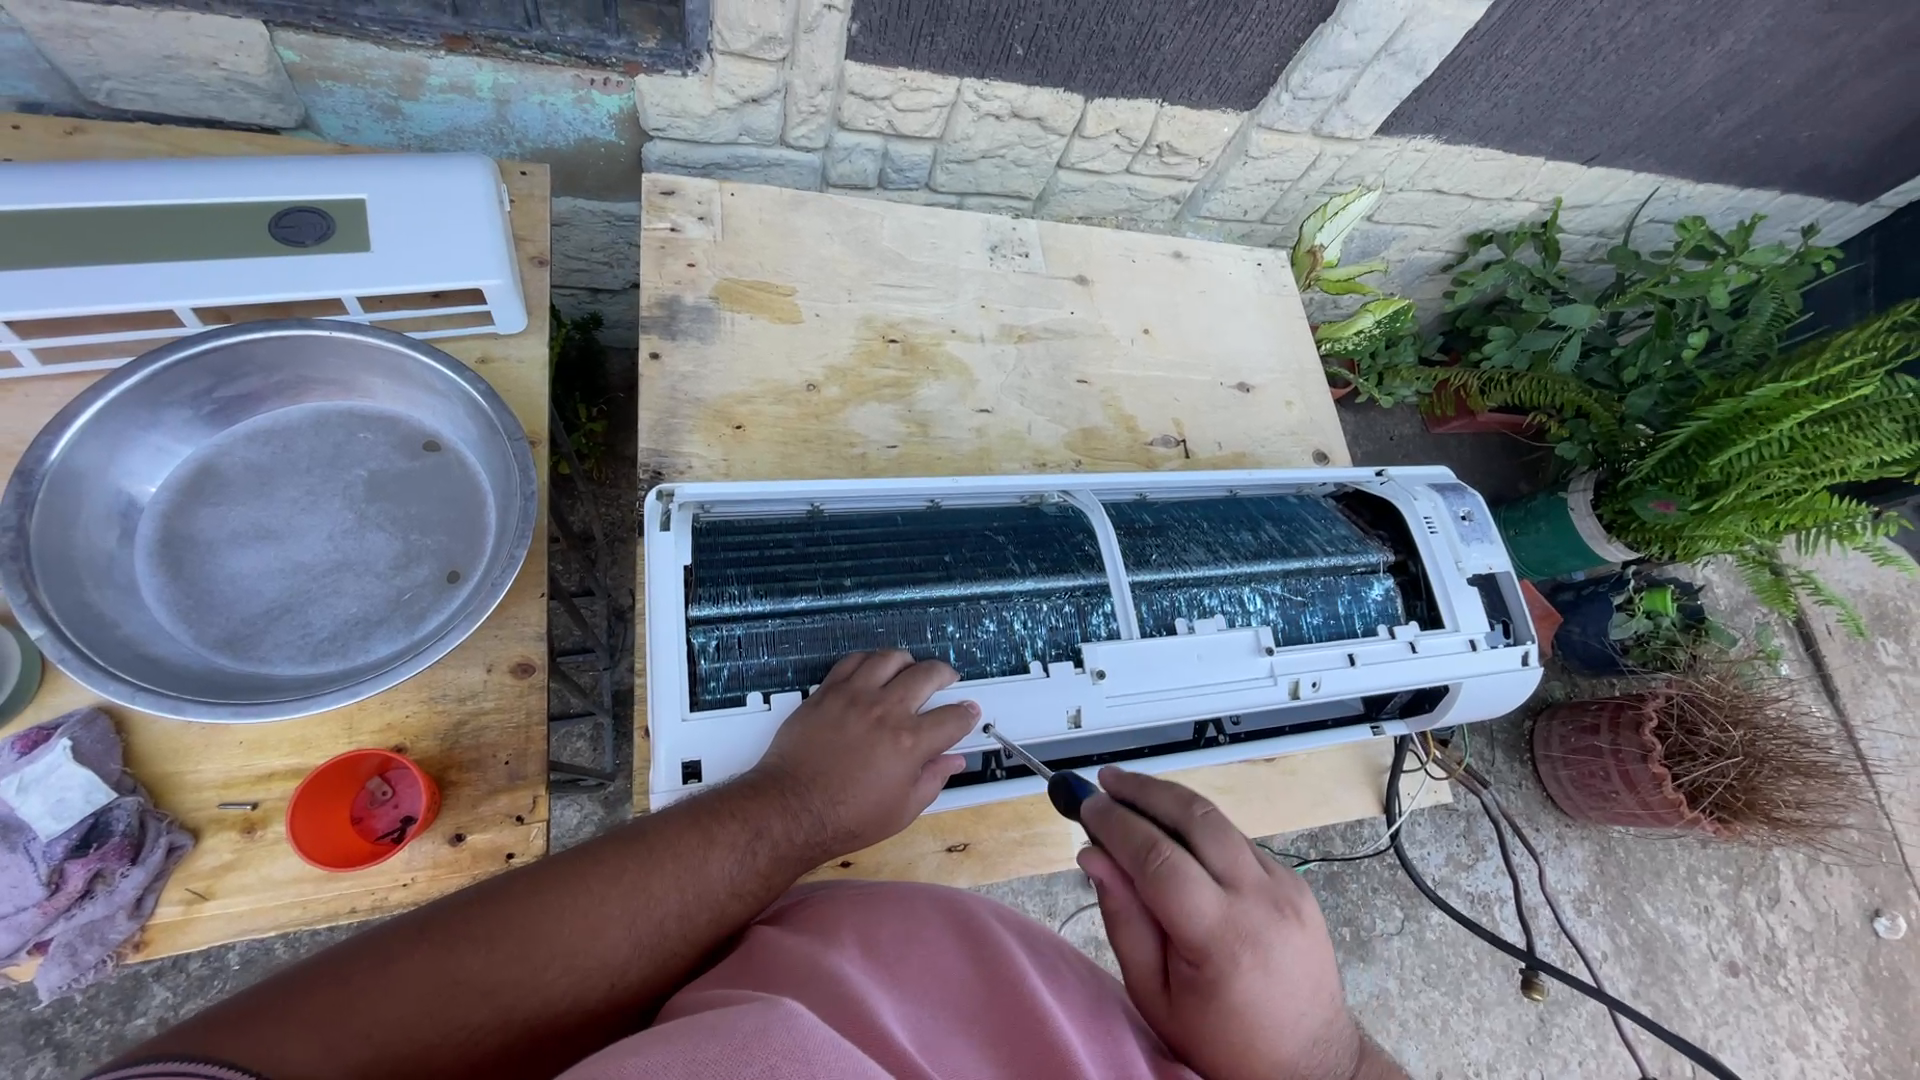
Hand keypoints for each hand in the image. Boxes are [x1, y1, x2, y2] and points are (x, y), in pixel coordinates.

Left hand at [745, 650, 978, 864]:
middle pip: (928, 674)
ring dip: (908, 661)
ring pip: (890, 658)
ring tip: (910, 669)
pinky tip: (873, 669)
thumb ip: (933, 779)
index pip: (953, 717)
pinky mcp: (827, 692)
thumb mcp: (902, 809)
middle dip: (946, 675)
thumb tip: (953, 761)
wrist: (791, 810)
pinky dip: (869, 660)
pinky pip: (853, 661)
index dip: (967, 713)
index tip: (968, 712)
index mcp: (909, 743)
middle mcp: (885, 711)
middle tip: (947, 680)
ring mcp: (854, 696)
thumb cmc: (846, 817)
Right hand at [1077, 768, 1403, 1079]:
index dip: (1116, 824)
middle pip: (1195, 816)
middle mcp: (1260, 898)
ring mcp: (1285, 885)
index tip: (1086, 806)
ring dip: (1169, 801)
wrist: (1312, 1064)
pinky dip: (1198, 828)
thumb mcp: (1154, 996)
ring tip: (1129, 793)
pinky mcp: (1295, 882)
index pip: (1157, 856)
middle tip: (1106, 780)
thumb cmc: (1221, 1042)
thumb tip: (1092, 855)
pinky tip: (1172, 834)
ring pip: (1217, 821)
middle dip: (1144, 790)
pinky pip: (1236, 839)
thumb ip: (1123, 919)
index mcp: (1221, 936)